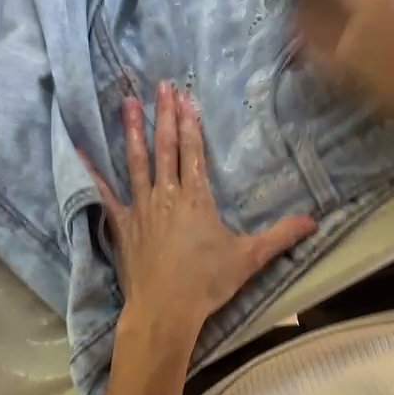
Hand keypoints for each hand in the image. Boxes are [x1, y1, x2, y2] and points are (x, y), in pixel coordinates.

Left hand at [87, 82, 315, 353]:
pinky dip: (90, 171)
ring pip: (136, 160)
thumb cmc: (206, 283)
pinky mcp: (121, 224)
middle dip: (165, 113)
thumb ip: (281, 236)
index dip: (190, 122)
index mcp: (196, 197)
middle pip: (165, 146)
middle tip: (162, 85)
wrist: (164, 310)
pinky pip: (102, 193)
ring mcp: (140, 207)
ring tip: (129, 101)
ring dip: (133, 129)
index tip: (186, 97)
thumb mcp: (249, 259)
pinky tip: (79, 150)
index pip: (193, 151)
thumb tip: (314, 222)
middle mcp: (166, 194)